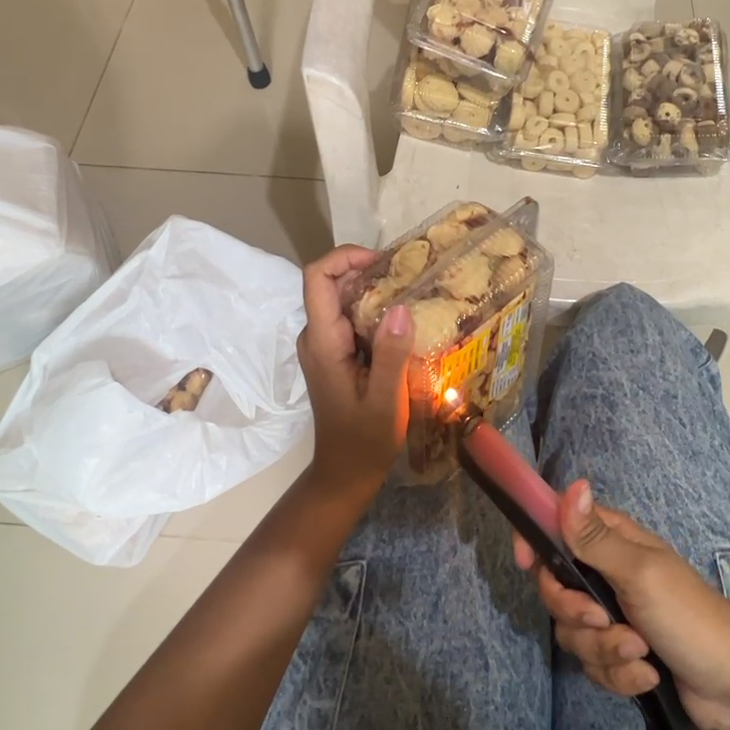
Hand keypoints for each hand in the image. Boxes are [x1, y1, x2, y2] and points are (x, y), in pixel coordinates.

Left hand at [296, 246, 414, 496]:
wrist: (345, 473)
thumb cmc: (365, 440)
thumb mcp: (386, 400)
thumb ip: (390, 354)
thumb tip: (400, 307)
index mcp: (323, 342)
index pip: (317, 278)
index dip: (345, 257)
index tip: (383, 262)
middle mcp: (316, 336)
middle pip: (332, 283)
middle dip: (368, 271)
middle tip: (410, 277)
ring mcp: (323, 345)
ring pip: (343, 299)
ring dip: (374, 290)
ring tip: (413, 294)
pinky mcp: (335, 353)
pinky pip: (350, 318)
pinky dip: (374, 310)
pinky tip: (404, 322)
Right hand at [514, 481, 729, 729]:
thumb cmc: (691, 619)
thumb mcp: (641, 573)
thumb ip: (595, 537)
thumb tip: (571, 483)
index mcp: (614, 540)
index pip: (559, 524)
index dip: (536, 540)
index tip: (524, 562)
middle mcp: (609, 573)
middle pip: (557, 585)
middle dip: (576, 613)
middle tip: (603, 619)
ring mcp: (616, 615)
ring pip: (574, 631)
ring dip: (605, 650)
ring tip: (641, 652)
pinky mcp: (622, 653)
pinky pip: (594, 663)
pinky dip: (618, 674)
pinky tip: (647, 674)